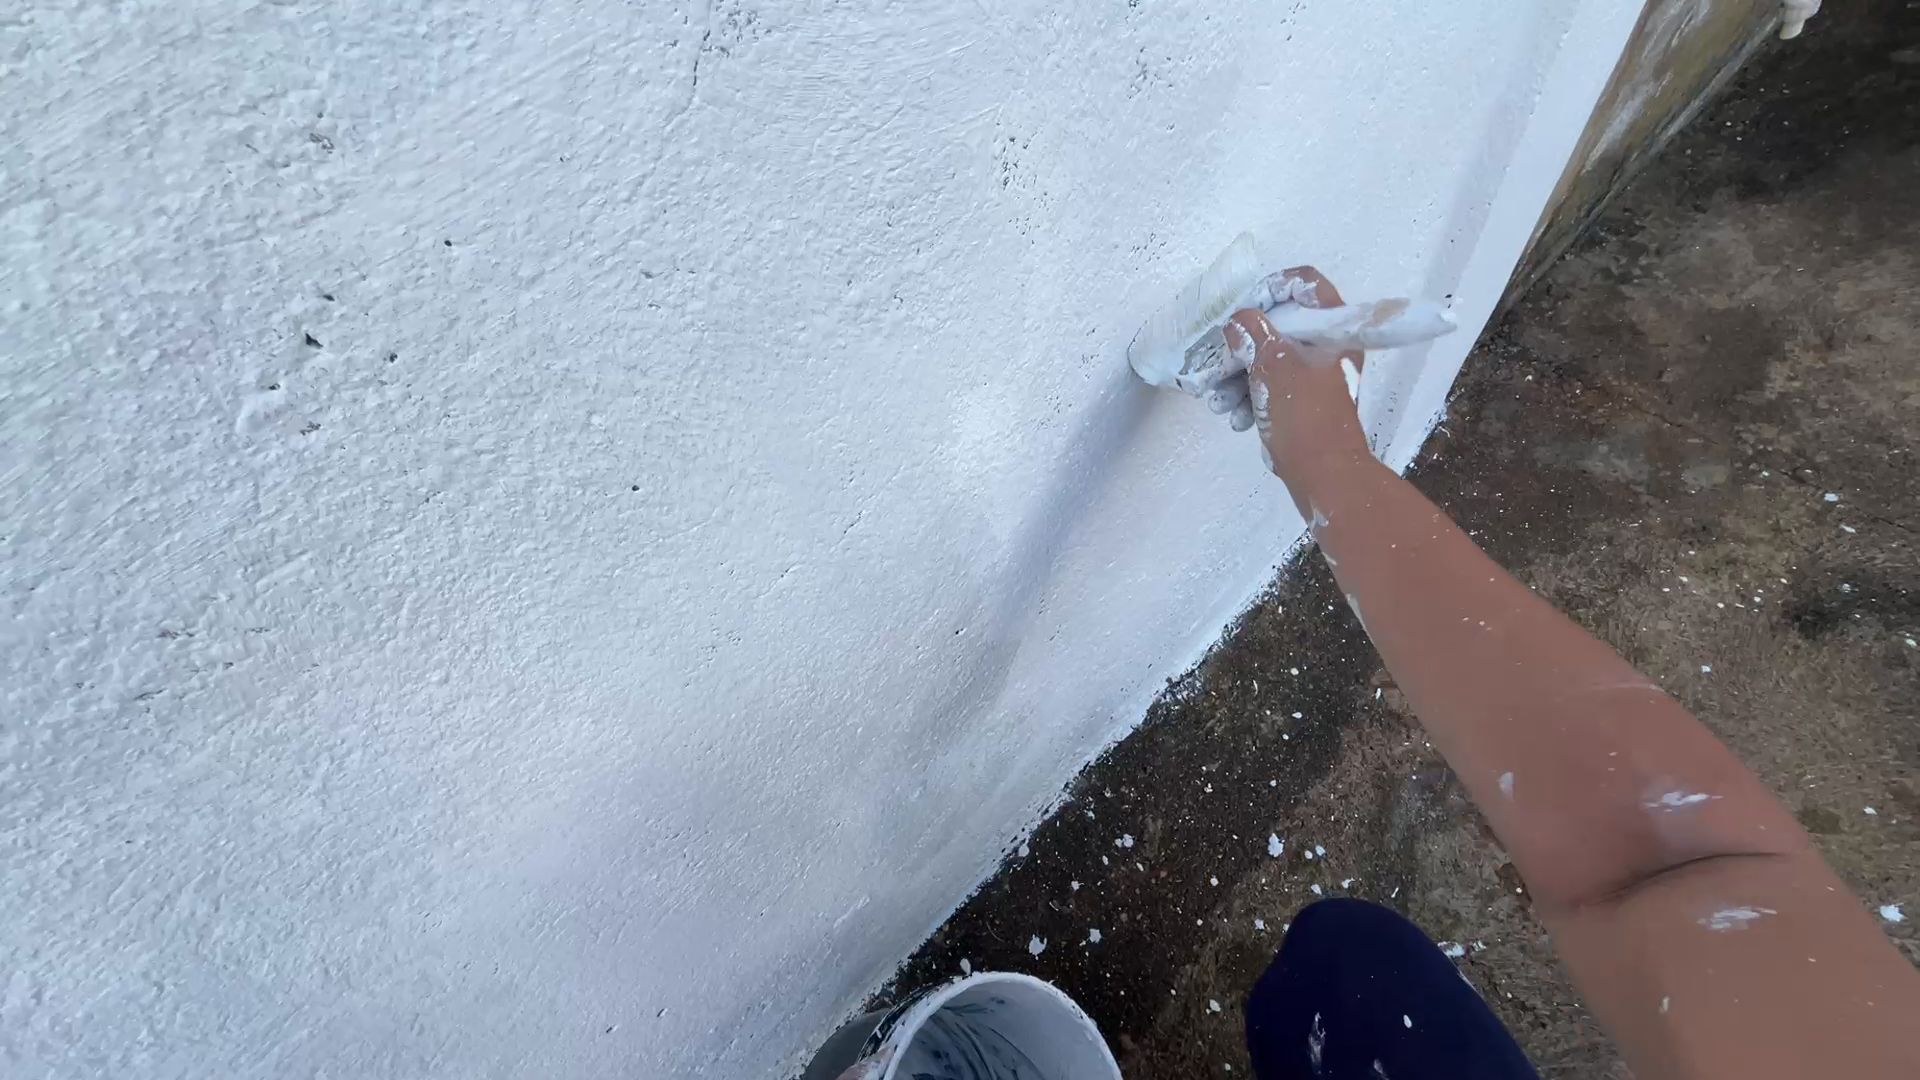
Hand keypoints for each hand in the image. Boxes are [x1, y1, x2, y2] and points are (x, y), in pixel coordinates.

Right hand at [1220, 266, 1368, 481]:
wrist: (1322, 475)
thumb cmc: (1307, 420)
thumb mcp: (1276, 370)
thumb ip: (1254, 337)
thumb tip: (1237, 320)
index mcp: (1331, 329)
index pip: (1304, 284)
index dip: (1270, 290)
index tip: (1241, 312)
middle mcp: (1323, 346)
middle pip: (1276, 325)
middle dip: (1240, 345)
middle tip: (1218, 362)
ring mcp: (1309, 374)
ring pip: (1264, 359)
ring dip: (1235, 377)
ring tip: (1219, 401)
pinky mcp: (1296, 400)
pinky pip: (1264, 386)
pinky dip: (1246, 397)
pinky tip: (1234, 416)